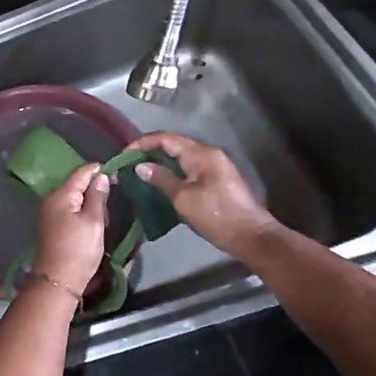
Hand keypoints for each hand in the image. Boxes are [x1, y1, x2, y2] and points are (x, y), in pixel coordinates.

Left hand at [34, 162, 108, 294]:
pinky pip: (70, 210)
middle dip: (96, 188)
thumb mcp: (94, 221)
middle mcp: (51, 199)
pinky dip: (83, 213)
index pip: (81, 172)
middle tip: (114, 200)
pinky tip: (94, 225)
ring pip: (74, 198)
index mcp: (61, 195)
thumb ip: (98, 196)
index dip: (100, 170)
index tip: (119, 172)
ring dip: (91, 203)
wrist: (58, 279)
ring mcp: (50, 212)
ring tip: (105, 218)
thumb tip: (101, 176)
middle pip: (76, 184)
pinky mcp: (52, 225)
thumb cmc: (79, 249)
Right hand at [126, 133, 278, 256]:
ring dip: (160, 162)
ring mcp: (215, 166)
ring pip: (181, 157)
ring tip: (140, 173)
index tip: (124, 155)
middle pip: (173, 145)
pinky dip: (172, 171)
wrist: (252, 236)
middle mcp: (209, 154)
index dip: (142, 144)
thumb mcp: (183, 198)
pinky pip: (189, 167)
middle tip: (129, 164)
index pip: (165, 139)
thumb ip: (161, 178)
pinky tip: (161, 182)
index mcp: (201, 154)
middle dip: (149, 152)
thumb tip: (140, 166)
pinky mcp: (217, 178)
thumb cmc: (216, 215)